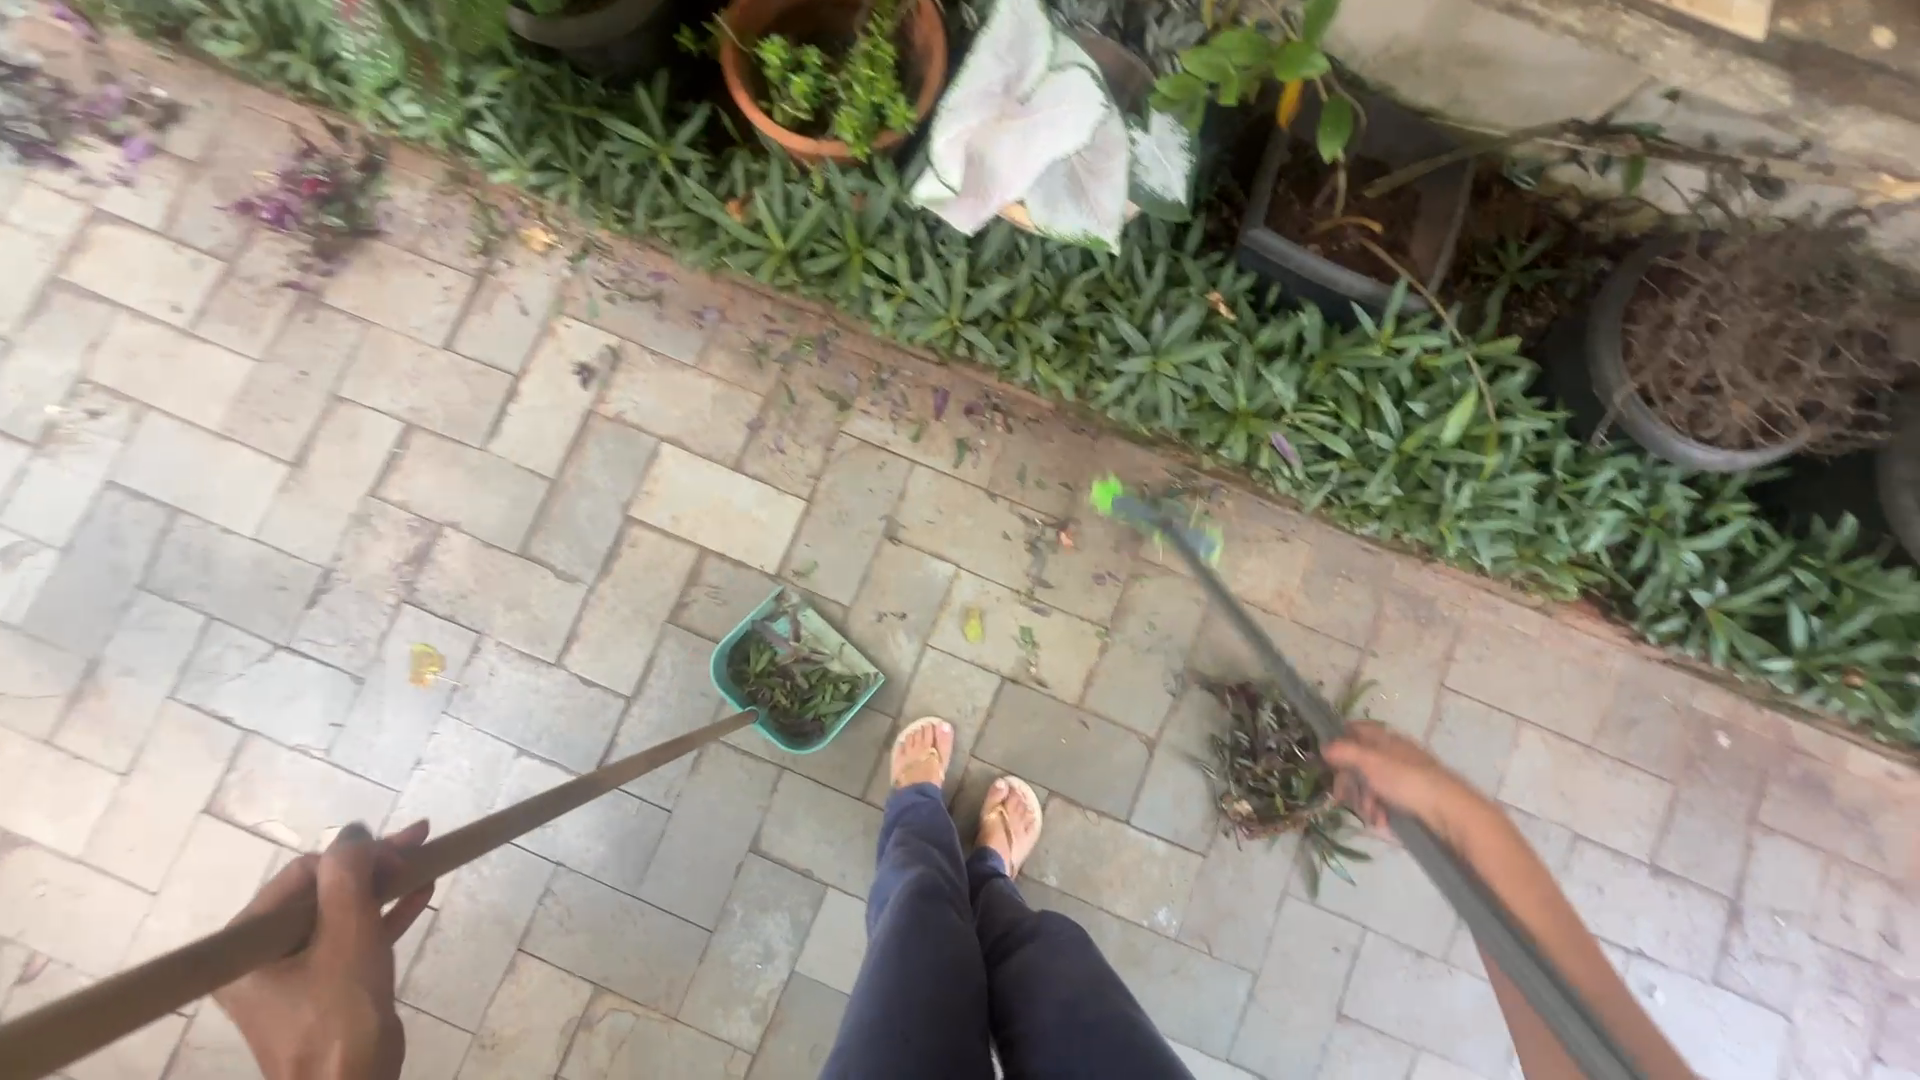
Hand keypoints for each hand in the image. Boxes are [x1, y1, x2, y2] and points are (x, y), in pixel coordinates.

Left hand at [214, 820, 433, 1079]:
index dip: (354, 857)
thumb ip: (348, 876)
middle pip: (323, 891)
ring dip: (386, 884)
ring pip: (342, 911)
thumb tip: (351, 832)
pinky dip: (386, 914)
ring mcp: (293, 973)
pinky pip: (354, 938)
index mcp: (247, 947)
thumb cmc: (340, 1009)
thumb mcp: (348, 933)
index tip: (402, 853)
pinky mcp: (326, 986)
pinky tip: (422, 893)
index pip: (301, 876)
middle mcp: (260, 957)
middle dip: (374, 864)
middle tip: (421, 838)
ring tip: (428, 858)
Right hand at [1324, 721, 1481, 841]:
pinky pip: (1384, 801)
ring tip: (1372, 816)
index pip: (1355, 729)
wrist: (1452, 813)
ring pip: (1369, 784)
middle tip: (1343, 797)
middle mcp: (1392, 754)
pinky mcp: (1410, 799)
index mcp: (1385, 739)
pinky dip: (1379, 811)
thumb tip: (1324, 747)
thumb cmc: (1407, 781)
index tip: (1327, 760)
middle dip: (1349, 782)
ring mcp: (1402, 777)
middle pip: (1358, 762)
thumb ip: (1344, 752)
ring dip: (1364, 801)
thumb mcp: (1370, 762)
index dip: (1338, 741)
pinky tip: (1383, 822)